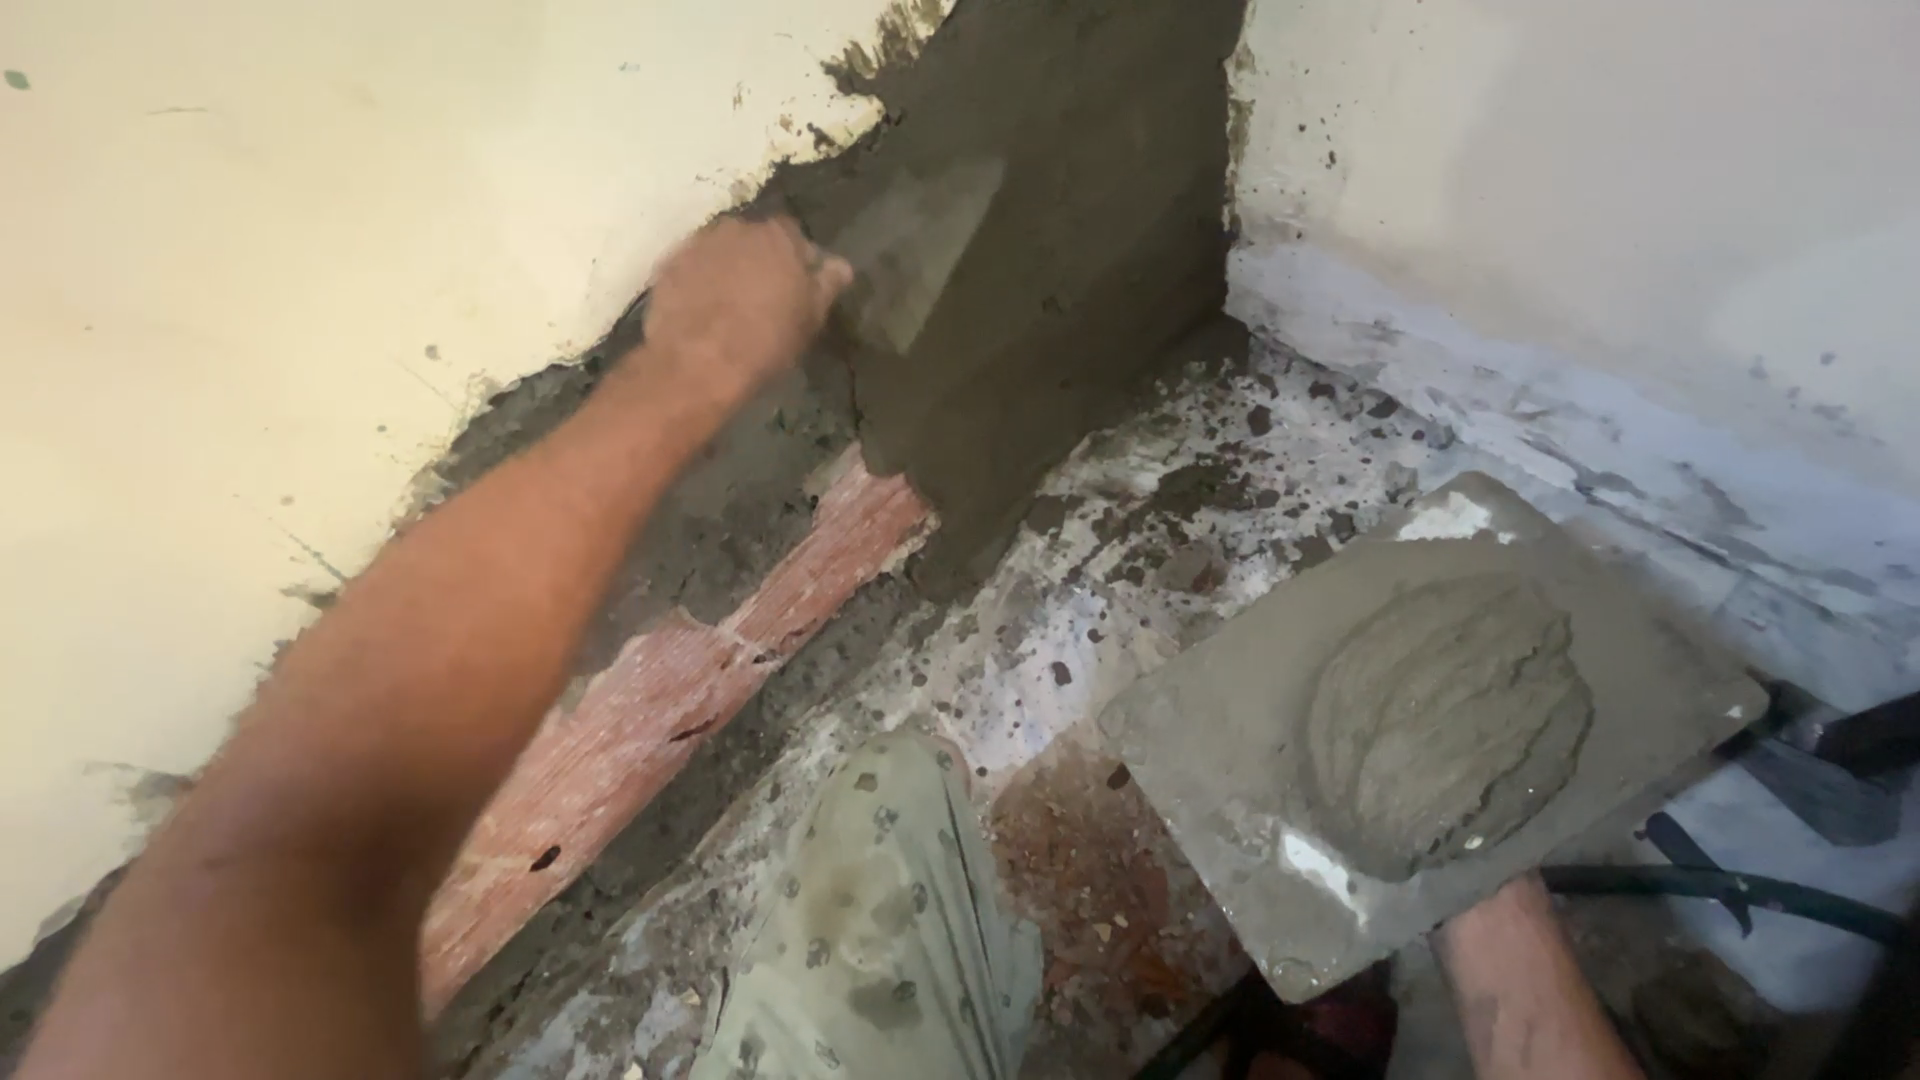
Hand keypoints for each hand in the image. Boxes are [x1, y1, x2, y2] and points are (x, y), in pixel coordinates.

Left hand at [626, 216, 852, 416]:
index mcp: (778, 237)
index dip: (797, 261)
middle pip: (755, 239)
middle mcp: (737, 228)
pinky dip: (701, 281)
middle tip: (765, 297)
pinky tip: (704, 310)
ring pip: (722, 251)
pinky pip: (693, 267)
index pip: (795, 236)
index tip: (798, 287)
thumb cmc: (766, 342)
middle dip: (761, 261)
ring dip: (729, 269)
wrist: (698, 363)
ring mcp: (698, 243)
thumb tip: (841, 264)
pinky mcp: (668, 264)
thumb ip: (826, 285)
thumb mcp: (810, 319)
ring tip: (732, 305)